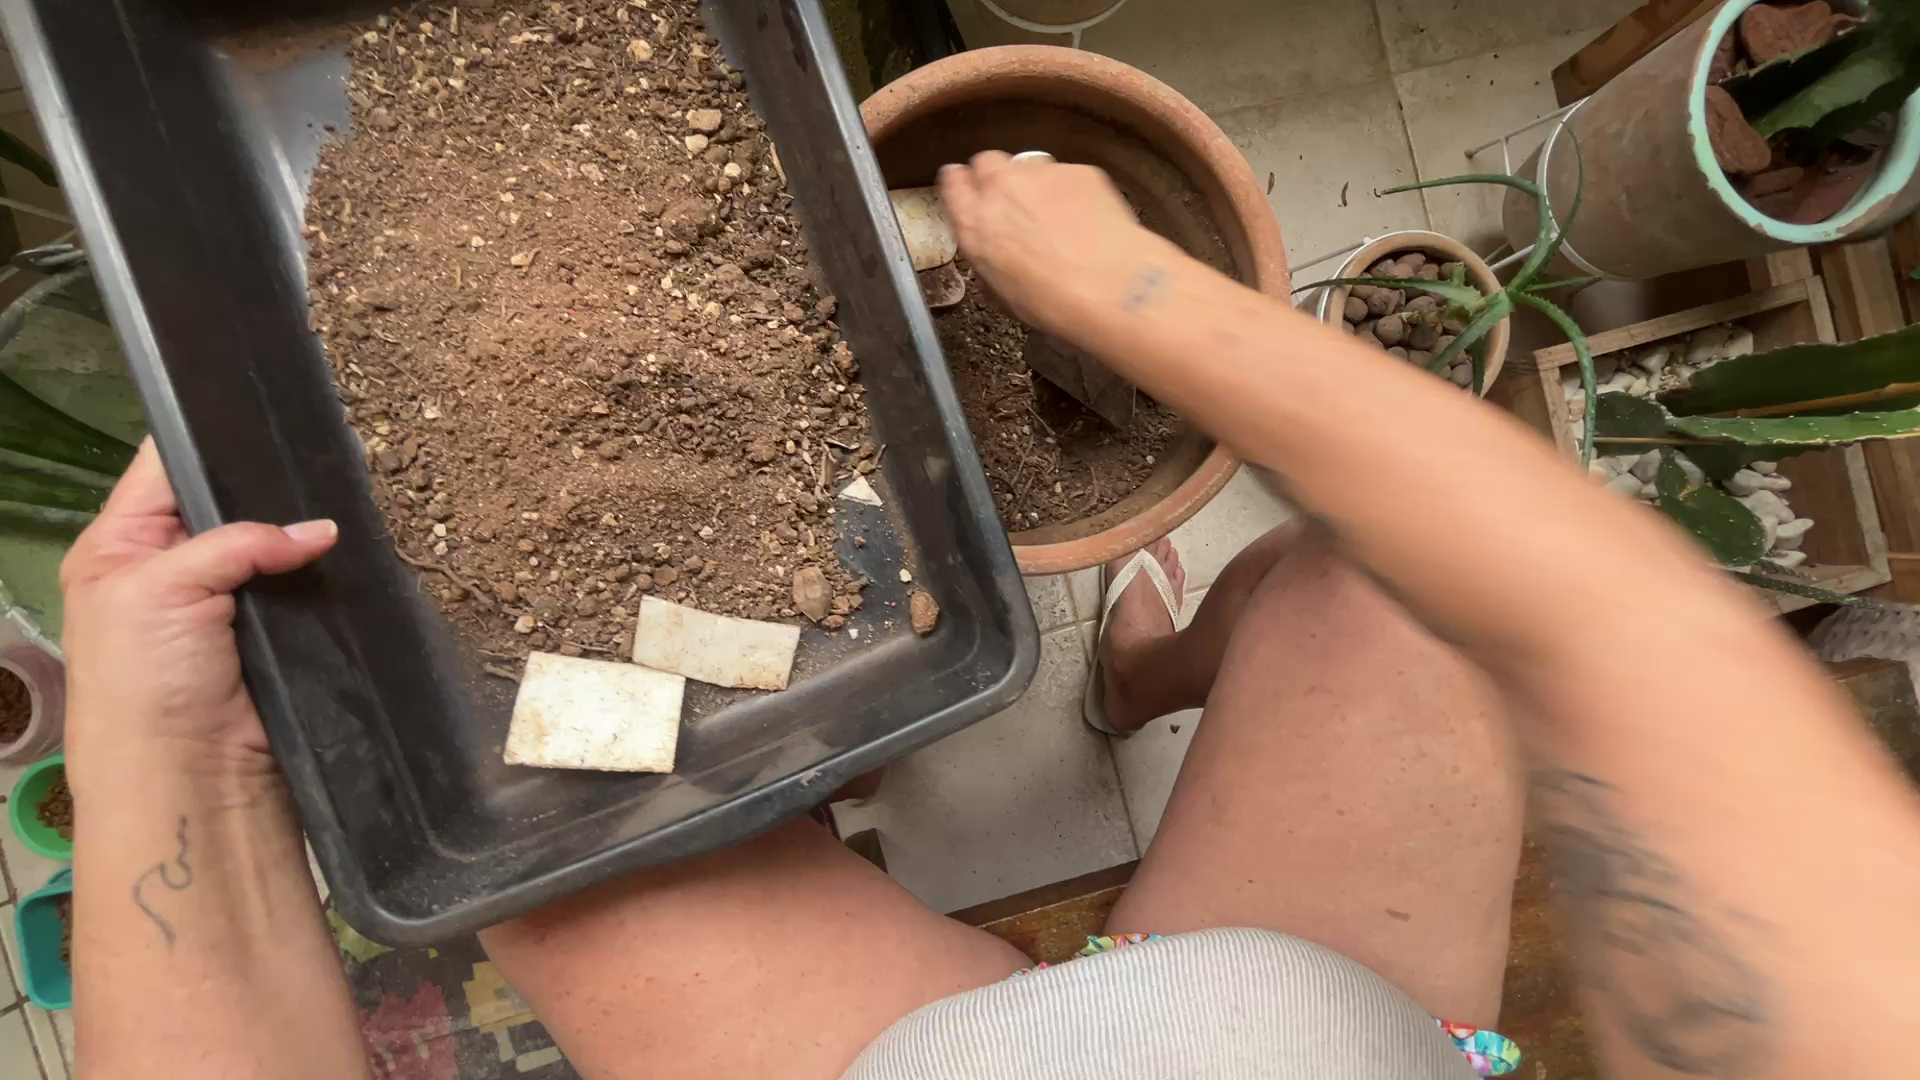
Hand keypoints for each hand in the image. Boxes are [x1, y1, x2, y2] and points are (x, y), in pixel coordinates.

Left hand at [60, 439, 337, 773]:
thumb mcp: (158, 590)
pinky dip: (327, 567)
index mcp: (123, 544)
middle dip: (274, 488)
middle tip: (327, 458)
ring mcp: (234, 594)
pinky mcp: (281, 622)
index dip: (206, 441)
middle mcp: (179, 563)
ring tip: (352, 499)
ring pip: (277, 542)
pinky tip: (353, 548)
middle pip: (233, 504)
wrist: (194, 761)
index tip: (264, 416)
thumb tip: (324, 530)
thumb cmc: (145, 676)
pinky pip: (307, 581)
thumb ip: (237, 545)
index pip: (163, 472)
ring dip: (307, 530)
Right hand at [937, 151, 1166, 335]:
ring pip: (1025, 164)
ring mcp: (1039, 174)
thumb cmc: (1052, 303)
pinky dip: (1067, 190)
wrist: (1107, 286)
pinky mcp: (1076, 170)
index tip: (967, 191)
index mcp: (974, 224)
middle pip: (986, 162)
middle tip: (1009, 203)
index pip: (952, 182)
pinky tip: (1080, 217)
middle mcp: (1000, 189)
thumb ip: (987, 255)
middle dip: (994, 178)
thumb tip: (992, 248)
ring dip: (1030, 183)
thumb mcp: (1002, 291)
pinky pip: (1063, 173)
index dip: (961, 186)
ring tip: (1049, 214)